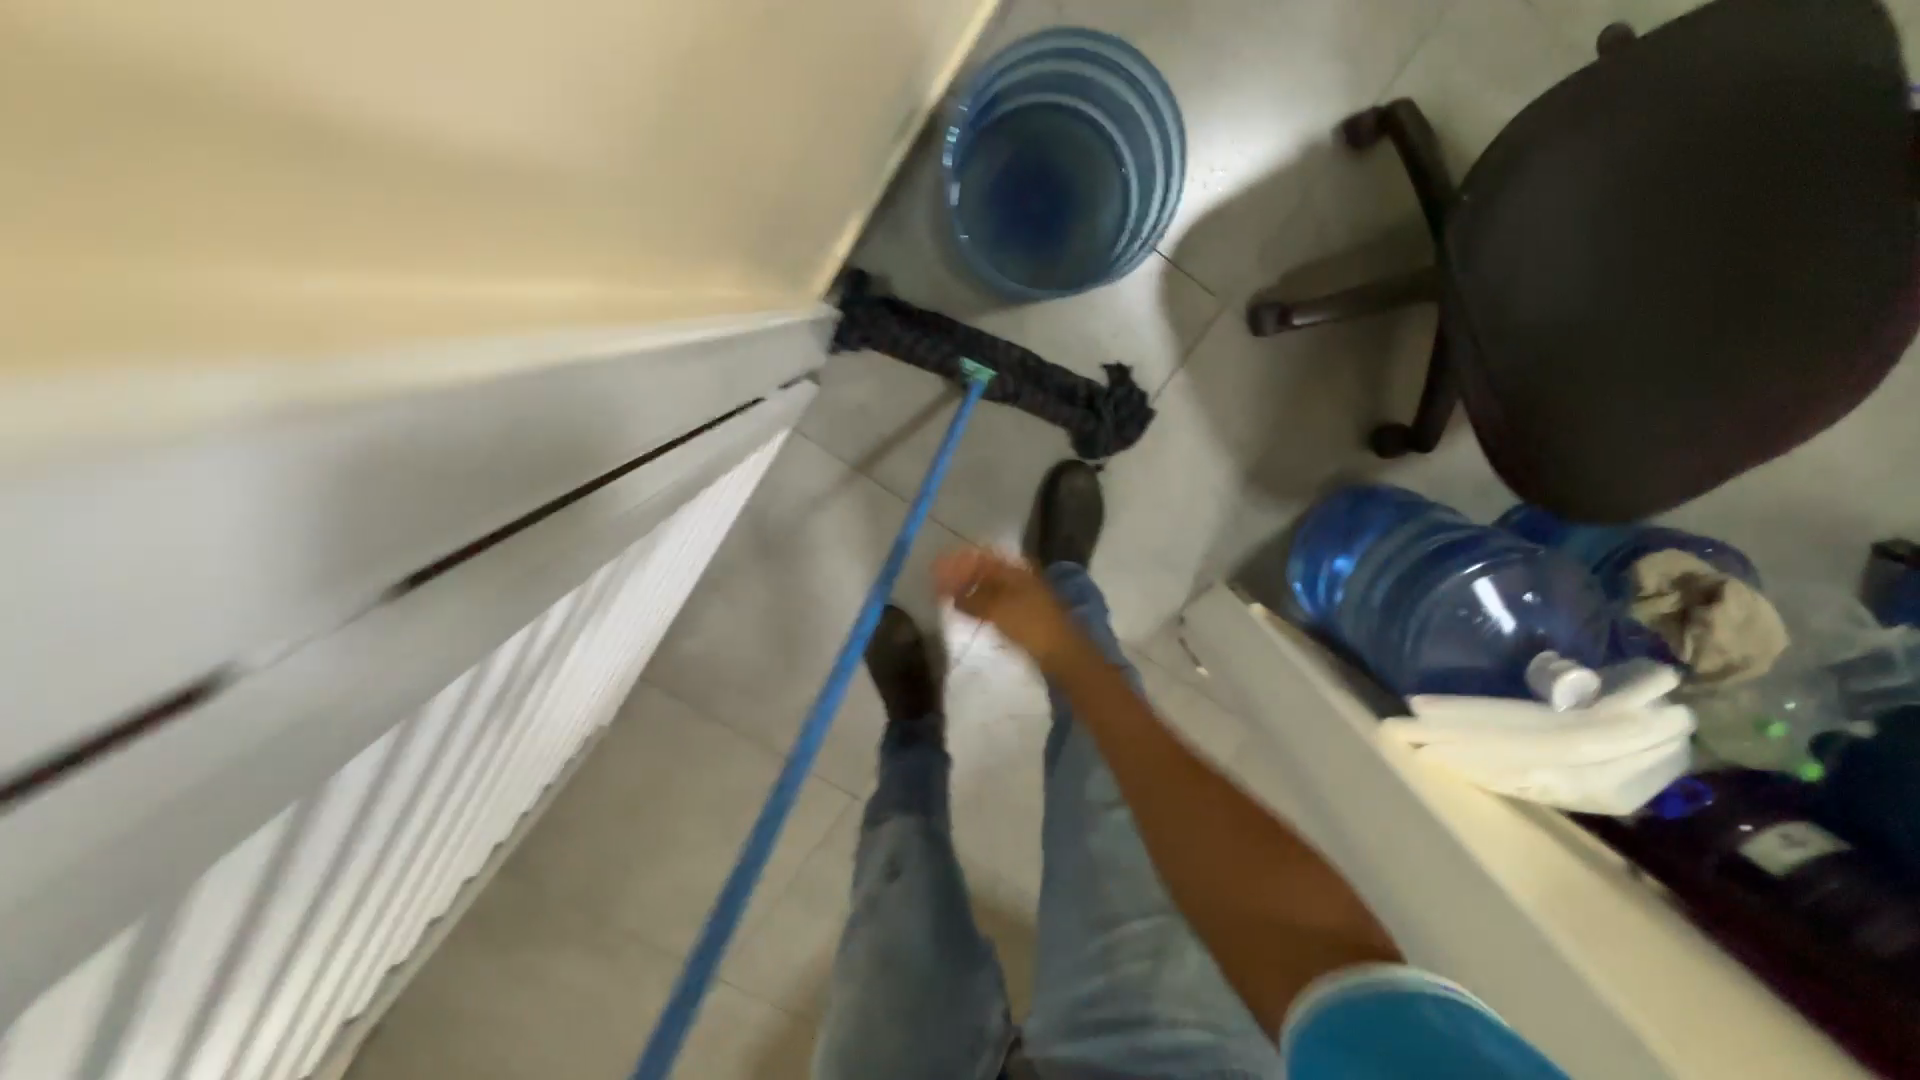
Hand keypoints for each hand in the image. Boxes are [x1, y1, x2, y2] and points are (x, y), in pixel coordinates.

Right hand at [933, 547, 1084, 669]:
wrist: (1062, 652)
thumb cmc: (1030, 624)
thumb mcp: (997, 609)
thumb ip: (971, 600)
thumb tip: (951, 594)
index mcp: (1016, 570)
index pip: (982, 557)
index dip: (960, 560)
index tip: (938, 567)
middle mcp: (1020, 579)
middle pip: (985, 572)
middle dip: (962, 575)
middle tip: (938, 583)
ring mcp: (1023, 597)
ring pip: (990, 589)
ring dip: (969, 590)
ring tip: (948, 597)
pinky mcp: (1024, 616)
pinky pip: (995, 604)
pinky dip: (979, 604)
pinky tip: (968, 611)